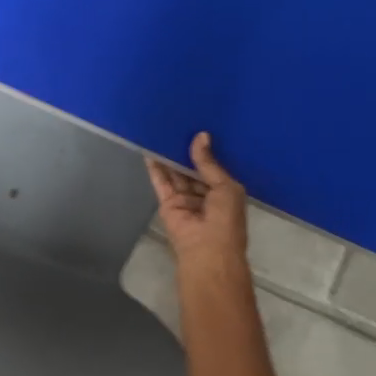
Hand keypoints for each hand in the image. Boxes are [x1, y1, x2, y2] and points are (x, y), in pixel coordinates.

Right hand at [148, 132, 248, 273]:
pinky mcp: (167, 204)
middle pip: (192, 169)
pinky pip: (161, 182)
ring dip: (170, 156)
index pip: (214, 167)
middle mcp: (205, 195)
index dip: (207, 150)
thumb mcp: (226, 187)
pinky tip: (149, 149)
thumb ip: (209, 163)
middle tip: (178, 124)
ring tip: (162, 130)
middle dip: (186, 150)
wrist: (207, 252)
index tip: (199, 127)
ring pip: (176, 174)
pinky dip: (155, 167)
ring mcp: (185, 200)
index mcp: (225, 193)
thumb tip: (201, 136)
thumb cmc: (226, 220)